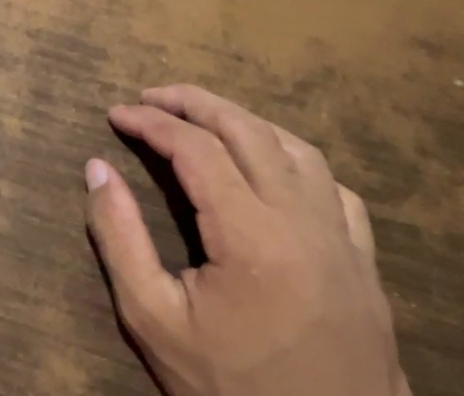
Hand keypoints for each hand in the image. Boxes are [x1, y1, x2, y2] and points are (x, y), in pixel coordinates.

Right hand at [86, 85, 409, 395]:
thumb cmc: (228, 388)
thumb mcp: (151, 318)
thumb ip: (119, 237)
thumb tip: (97, 168)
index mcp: (253, 237)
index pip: (197, 149)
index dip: (151, 122)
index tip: (115, 114)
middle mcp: (306, 226)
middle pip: (250, 133)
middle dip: (194, 103)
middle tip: (149, 97)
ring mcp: (345, 245)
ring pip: (299, 152)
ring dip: (244, 123)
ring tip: (201, 119)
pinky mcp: (366, 268)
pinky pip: (336, 191)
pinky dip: (293, 161)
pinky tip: (268, 169)